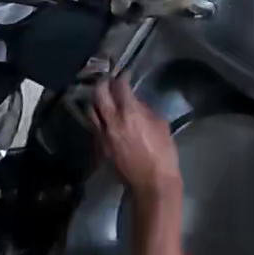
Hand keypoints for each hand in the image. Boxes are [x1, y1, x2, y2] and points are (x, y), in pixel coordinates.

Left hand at [89, 76, 180, 206]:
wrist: (151, 181)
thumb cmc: (162, 150)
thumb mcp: (160, 123)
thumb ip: (145, 110)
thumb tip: (135, 103)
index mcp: (129, 113)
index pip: (120, 87)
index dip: (122, 77)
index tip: (125, 73)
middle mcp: (111, 122)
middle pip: (99, 95)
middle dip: (103, 84)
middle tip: (108, 80)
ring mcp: (102, 136)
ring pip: (91, 111)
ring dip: (96, 101)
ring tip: (102, 97)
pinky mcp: (99, 148)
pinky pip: (94, 127)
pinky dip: (98, 118)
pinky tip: (105, 118)